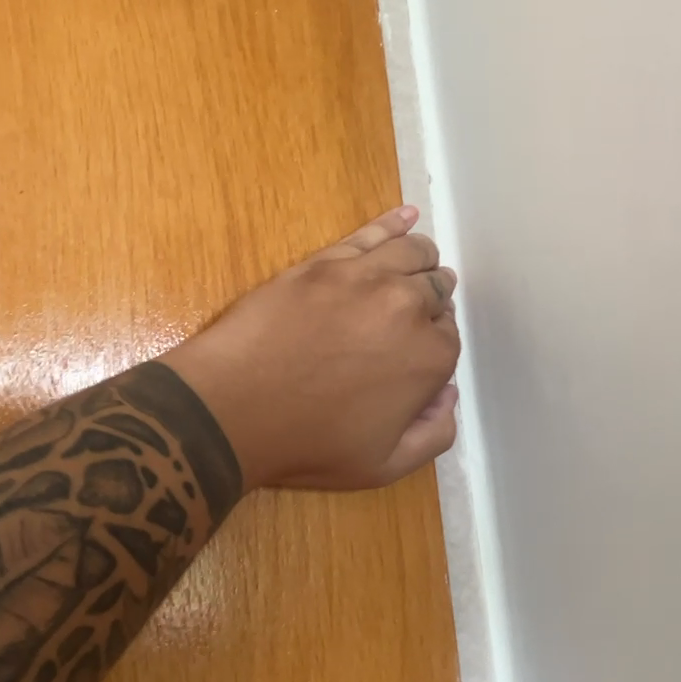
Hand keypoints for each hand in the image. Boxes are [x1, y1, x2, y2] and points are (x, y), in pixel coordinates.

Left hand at [162, 205, 460, 490]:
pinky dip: (393, 223)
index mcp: (429, 357)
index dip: (430, 345)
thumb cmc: (306, 443)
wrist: (232, 407)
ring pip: (411, 253)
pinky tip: (406, 217)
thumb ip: (434, 434)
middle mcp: (407, 306)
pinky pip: (368, 233)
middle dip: (428, 302)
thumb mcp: (384, 465)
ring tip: (416, 266)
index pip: (447, 336)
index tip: (409, 354)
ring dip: (420, 261)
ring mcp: (363, 277)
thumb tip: (448, 395)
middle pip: (433, 290)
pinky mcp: (323, 263)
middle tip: (407, 317)